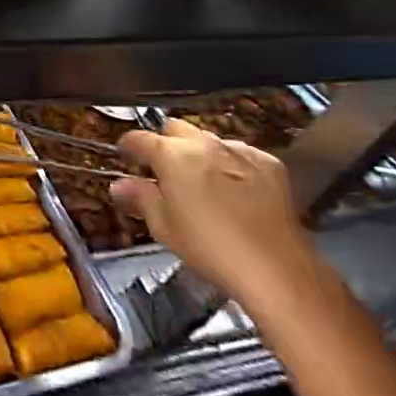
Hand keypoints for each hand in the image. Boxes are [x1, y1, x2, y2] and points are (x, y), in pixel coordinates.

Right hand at [109, 120, 318, 302]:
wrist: (275, 267)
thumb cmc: (209, 248)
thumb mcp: (164, 228)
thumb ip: (140, 198)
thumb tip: (120, 185)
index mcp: (172, 156)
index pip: (139, 138)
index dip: (129, 147)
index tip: (126, 157)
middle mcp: (204, 144)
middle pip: (175, 128)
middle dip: (166, 144)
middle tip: (164, 172)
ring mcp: (239, 151)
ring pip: (209, 140)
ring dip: (199, 154)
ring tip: (202, 184)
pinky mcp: (269, 163)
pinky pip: (240, 154)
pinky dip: (231, 165)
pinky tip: (235, 192)